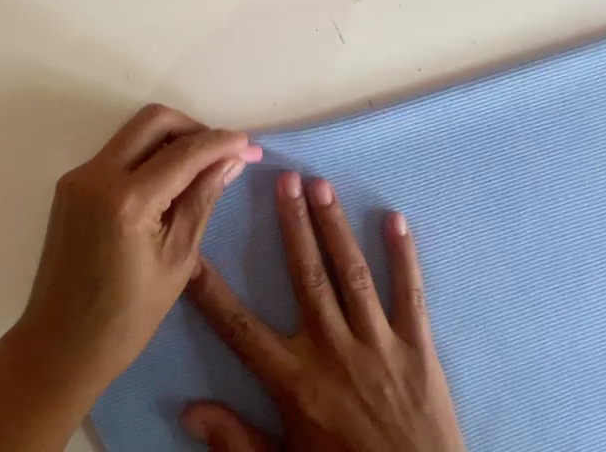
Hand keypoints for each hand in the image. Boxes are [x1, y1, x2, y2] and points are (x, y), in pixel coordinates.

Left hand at [15, 104, 262, 395]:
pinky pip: (117, 153)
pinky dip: (147, 155)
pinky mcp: (71, 185)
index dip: (220, 143)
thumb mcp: (178, 260)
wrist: (60, 345)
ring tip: (200, 167)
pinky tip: (168, 181)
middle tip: (221, 152)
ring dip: (169, 138)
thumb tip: (231, 160)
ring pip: (133, 132)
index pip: (183, 152)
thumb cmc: (126, 317)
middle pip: (153, 120)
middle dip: (193, 127)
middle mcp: (97, 175)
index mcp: (127, 199)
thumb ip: (202, 200)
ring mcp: (79, 177)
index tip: (248, 145)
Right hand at [182, 172, 466, 451]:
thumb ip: (237, 440)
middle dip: (293, 225)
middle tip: (284, 180)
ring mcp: (378, 345)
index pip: (240, 327)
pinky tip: (396, 219)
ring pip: (352, 274)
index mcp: (295, 381)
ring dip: (335, 228)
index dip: (211, 291)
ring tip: (322, 186)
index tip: (192, 252)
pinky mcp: (417, 348)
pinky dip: (404, 257)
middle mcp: (333, 351)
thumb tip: (188, 411)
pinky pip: (410, 295)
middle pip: (307, 276)